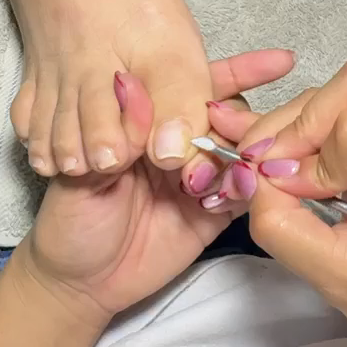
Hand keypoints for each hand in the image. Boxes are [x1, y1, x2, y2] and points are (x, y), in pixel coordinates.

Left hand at [21, 49, 294, 320]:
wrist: (78, 285)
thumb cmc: (69, 223)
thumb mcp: (83, 174)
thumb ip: (113, 133)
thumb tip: (130, 82)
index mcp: (147, 124)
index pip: (192, 89)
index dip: (236, 73)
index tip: (277, 62)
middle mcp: (177, 146)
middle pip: (227, 119)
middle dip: (243, 119)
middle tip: (239, 131)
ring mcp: (197, 181)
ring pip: (239, 155)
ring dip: (247, 154)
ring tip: (241, 162)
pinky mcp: (211, 216)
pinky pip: (242, 196)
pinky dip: (249, 189)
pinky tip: (245, 188)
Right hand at [212, 59, 346, 346]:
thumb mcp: (339, 279)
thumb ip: (284, 225)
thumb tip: (248, 174)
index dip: (312, 163)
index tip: (294, 199)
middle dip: (299, 126)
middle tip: (271, 172)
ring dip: (303, 125)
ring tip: (286, 172)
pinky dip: (316, 125)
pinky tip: (297, 158)